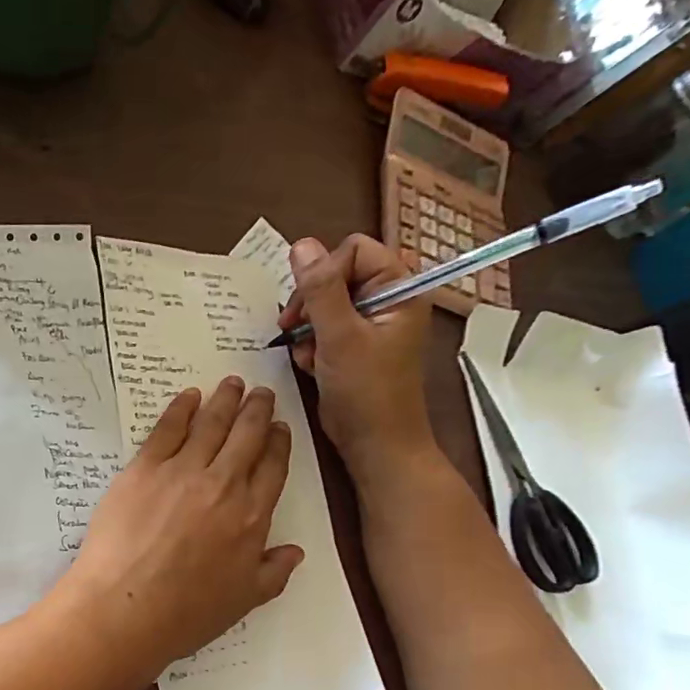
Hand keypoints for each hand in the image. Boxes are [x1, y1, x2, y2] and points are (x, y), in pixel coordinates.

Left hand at [52, 378, 304, 674]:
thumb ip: (273, 572)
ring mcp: (182, 473)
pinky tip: (188, 396)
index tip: (279, 426)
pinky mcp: (143, 468)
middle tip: (261, 391)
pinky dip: (181, 408)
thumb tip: (295, 551)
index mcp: (252, 518)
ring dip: (225, 401)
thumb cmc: (186, 613)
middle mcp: (223, 486)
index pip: (273, 468)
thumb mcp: (244, 600)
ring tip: (232, 383)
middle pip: (247, 437)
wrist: (126, 607)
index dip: (278, 442)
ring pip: (211, 425)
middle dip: (257, 410)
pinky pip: (167, 429)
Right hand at [277, 235, 433, 473]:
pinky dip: (310, 343)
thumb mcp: (339, 336)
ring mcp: (368, 324)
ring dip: (307, 326)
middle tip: (292, 327)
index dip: (324, 272)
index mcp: (397, 289)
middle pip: (335, 275)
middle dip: (310, 302)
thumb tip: (300, 245)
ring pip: (323, 302)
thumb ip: (319, 289)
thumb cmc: (366, 391)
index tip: (305, 305)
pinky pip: (321, 327)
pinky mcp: (352, 345)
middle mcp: (385, 300)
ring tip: (307, 352)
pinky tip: (310, 364)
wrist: (375, 444)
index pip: (354, 251)